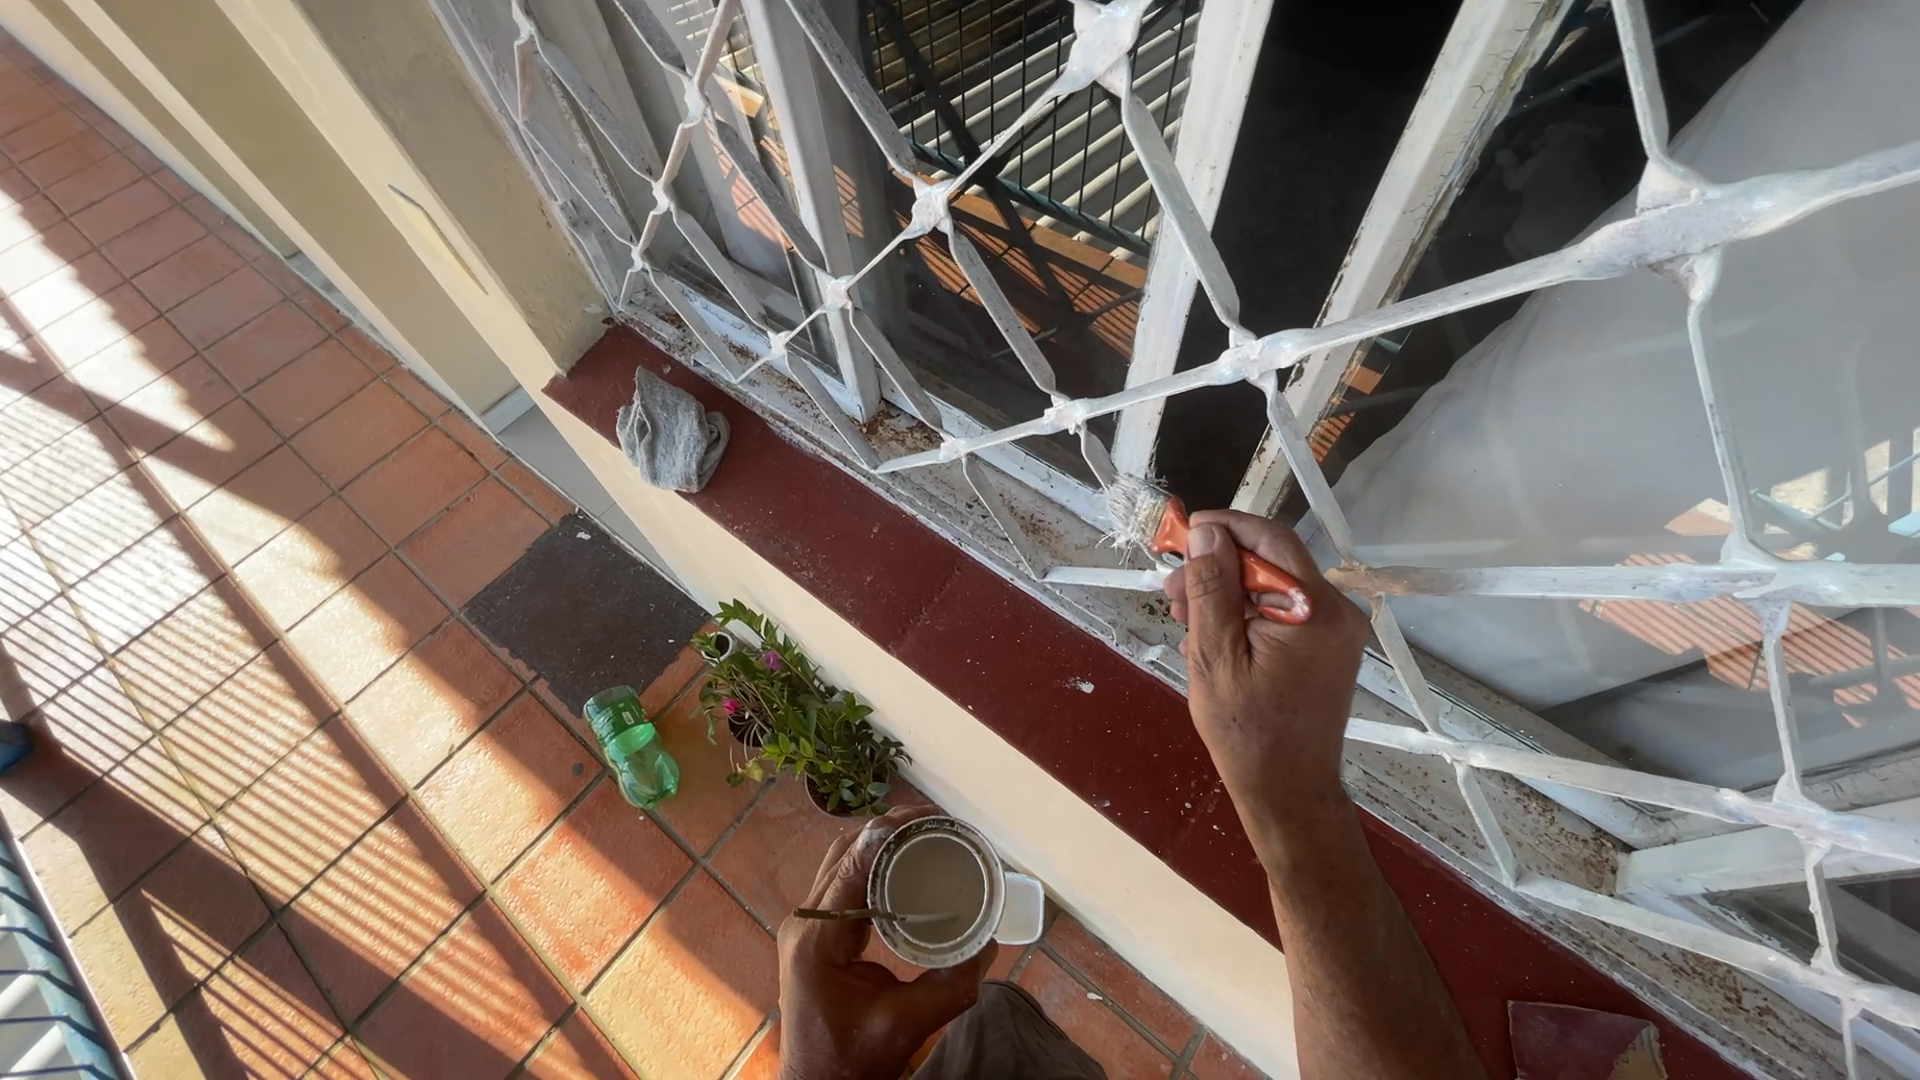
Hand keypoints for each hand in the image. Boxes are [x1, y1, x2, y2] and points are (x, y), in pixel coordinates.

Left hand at [778, 805, 997, 1079]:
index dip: (887, 835)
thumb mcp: (905, 1027)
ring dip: (880, 841)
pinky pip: (843, 878)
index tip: (929, 820)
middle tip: (936, 823)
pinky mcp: (816, 930)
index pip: (851, 866)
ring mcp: (807, 923)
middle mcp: (806, 920)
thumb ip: (950, 987)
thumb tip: (990, 945)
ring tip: (925, 833)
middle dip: (889, 828)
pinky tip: (903, 862)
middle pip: (845, 851)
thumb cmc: (852, 1064)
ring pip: (841, 859)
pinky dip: (872, 861)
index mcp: (818, 938)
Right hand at [1164, 511, 1368, 828]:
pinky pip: (1278, 610)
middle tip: (1171, 592)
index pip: (1270, 539)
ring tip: (1184, 620)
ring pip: (1270, 585)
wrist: (1287, 790)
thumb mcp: (1215, 655)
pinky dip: (1242, 614)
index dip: (1223, 528)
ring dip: (1224, 593)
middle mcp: (1336, 611)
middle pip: (1269, 561)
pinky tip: (1211, 638)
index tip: (1180, 534)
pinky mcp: (1324, 645)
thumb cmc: (1246, 730)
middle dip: (1216, 567)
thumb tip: (1206, 532)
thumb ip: (1212, 589)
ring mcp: (1334, 629)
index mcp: (1313, 610)